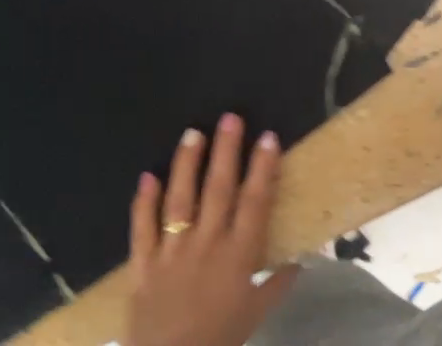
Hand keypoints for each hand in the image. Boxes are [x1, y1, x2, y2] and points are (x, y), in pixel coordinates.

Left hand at [125, 115, 299, 345]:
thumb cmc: (219, 340)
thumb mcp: (256, 315)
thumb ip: (278, 284)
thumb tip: (299, 262)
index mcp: (238, 254)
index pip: (255, 201)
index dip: (263, 167)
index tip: (268, 137)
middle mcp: (207, 244)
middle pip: (218, 189)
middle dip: (226, 151)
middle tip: (230, 118)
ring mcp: (172, 252)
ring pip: (179, 200)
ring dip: (186, 165)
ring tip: (192, 134)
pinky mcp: (143, 267)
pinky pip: (142, 230)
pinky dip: (144, 202)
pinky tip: (147, 177)